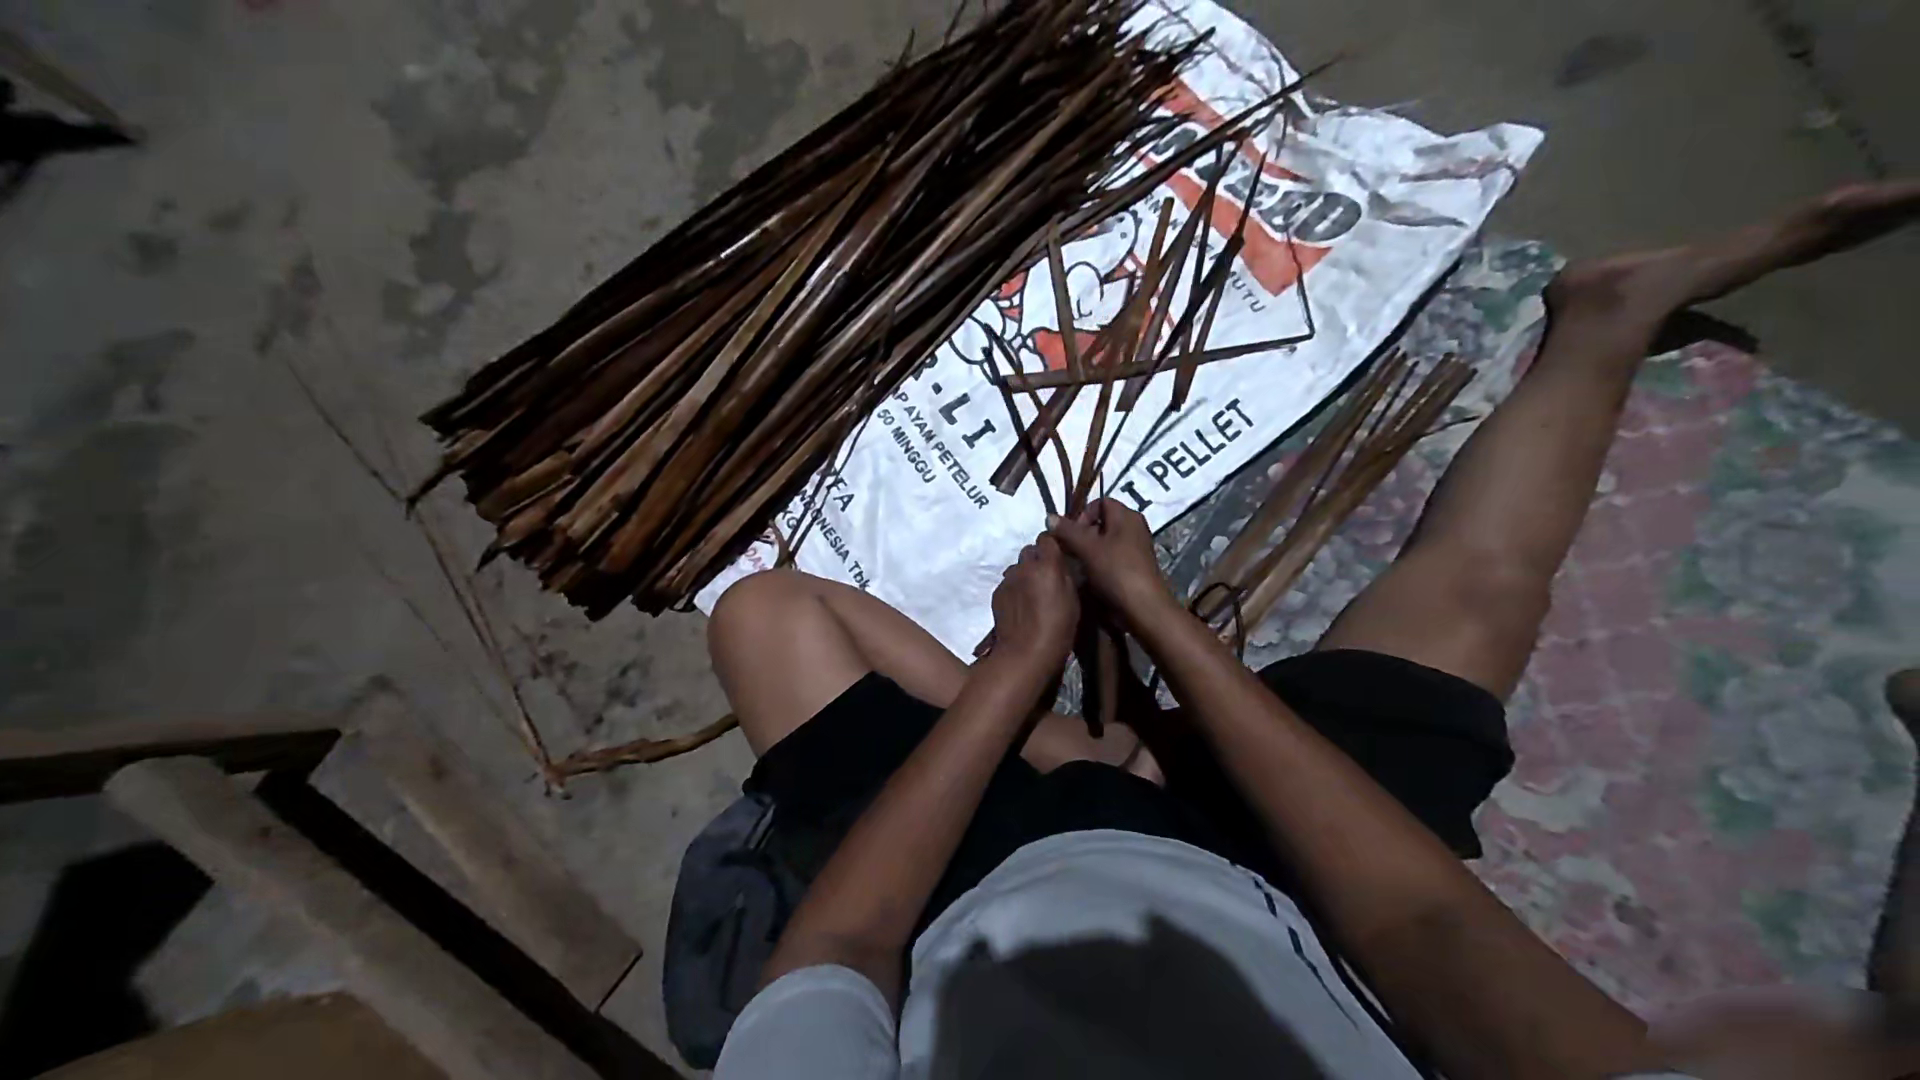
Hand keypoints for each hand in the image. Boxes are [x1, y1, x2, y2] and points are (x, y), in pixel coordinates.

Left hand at [989, 535, 1078, 672]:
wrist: (1025, 651)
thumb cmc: (1058, 628)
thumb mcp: (1073, 599)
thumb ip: (1066, 575)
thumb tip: (1062, 564)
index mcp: (1048, 565)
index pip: (1046, 538)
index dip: (1051, 546)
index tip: (1056, 556)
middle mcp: (1025, 567)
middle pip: (1029, 551)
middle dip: (1037, 559)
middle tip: (1045, 577)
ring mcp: (1008, 579)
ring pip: (1017, 567)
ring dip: (1024, 574)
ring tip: (1032, 593)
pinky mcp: (997, 592)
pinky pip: (1008, 583)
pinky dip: (1014, 588)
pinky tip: (1020, 605)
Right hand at [1048, 498, 1173, 621]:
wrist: (1142, 607)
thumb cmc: (1116, 571)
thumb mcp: (1088, 548)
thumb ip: (1067, 531)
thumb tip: (1049, 517)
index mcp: (1126, 516)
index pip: (1100, 502)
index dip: (1082, 514)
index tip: (1070, 534)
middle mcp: (1133, 528)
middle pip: (1101, 522)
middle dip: (1081, 534)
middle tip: (1068, 550)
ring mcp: (1135, 548)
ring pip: (1104, 542)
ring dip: (1087, 551)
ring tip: (1075, 565)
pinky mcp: (1133, 567)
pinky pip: (1110, 557)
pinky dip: (1097, 563)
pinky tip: (1087, 576)